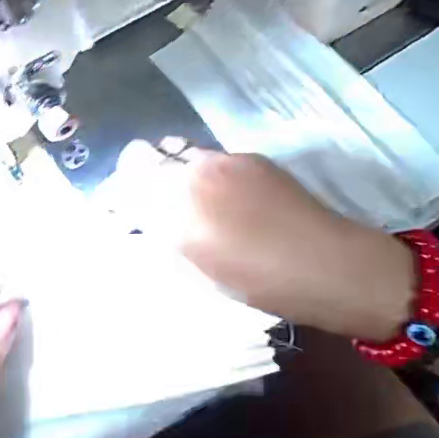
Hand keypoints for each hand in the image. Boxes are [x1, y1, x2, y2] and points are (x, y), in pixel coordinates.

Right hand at [105, 140, 412, 339]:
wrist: (324, 263)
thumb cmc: (258, 285)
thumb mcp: (197, 274)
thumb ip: (163, 241)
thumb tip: (143, 224)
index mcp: (172, 212)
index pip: (121, 186)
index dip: (114, 196)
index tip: (118, 211)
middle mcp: (189, 175)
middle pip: (141, 156)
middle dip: (135, 175)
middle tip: (144, 199)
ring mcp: (221, 160)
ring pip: (176, 151)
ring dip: (170, 169)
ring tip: (185, 195)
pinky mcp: (248, 156)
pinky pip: (209, 156)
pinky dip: (203, 171)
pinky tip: (222, 195)